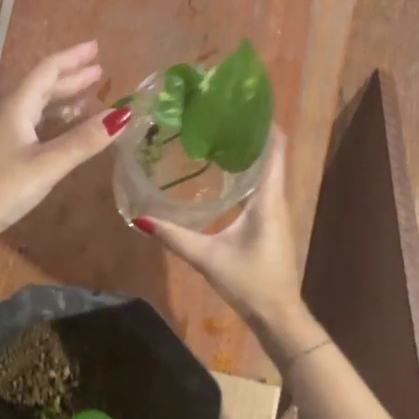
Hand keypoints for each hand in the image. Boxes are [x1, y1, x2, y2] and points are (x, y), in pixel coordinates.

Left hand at [0, 41, 128, 256]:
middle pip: (41, 88)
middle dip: (70, 78)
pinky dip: (51, 125)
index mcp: (15, 108)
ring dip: (61, 102)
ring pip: (35, 110)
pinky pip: (30, 130)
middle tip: (98, 71)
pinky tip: (61, 136)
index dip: (73, 58)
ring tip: (87, 100)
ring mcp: (0, 138)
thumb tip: (123, 115)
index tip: (96, 48)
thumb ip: (83, 141)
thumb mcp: (46, 165)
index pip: (47, 72)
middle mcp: (6, 116)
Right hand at [133, 128, 322, 360]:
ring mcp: (276, 213)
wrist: (277, 315)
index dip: (262, 123)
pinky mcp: (271, 225)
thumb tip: (141, 218)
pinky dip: (246, 175)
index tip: (238, 104)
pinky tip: (223, 176)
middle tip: (217, 116)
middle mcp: (276, 200)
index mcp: (268, 199)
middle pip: (269, 155)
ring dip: (247, 154)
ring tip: (216, 137)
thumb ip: (175, 237)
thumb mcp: (208, 258)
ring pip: (265, 172)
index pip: (274, 149)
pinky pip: (261, 188)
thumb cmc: (250, 283)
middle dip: (248, 134)